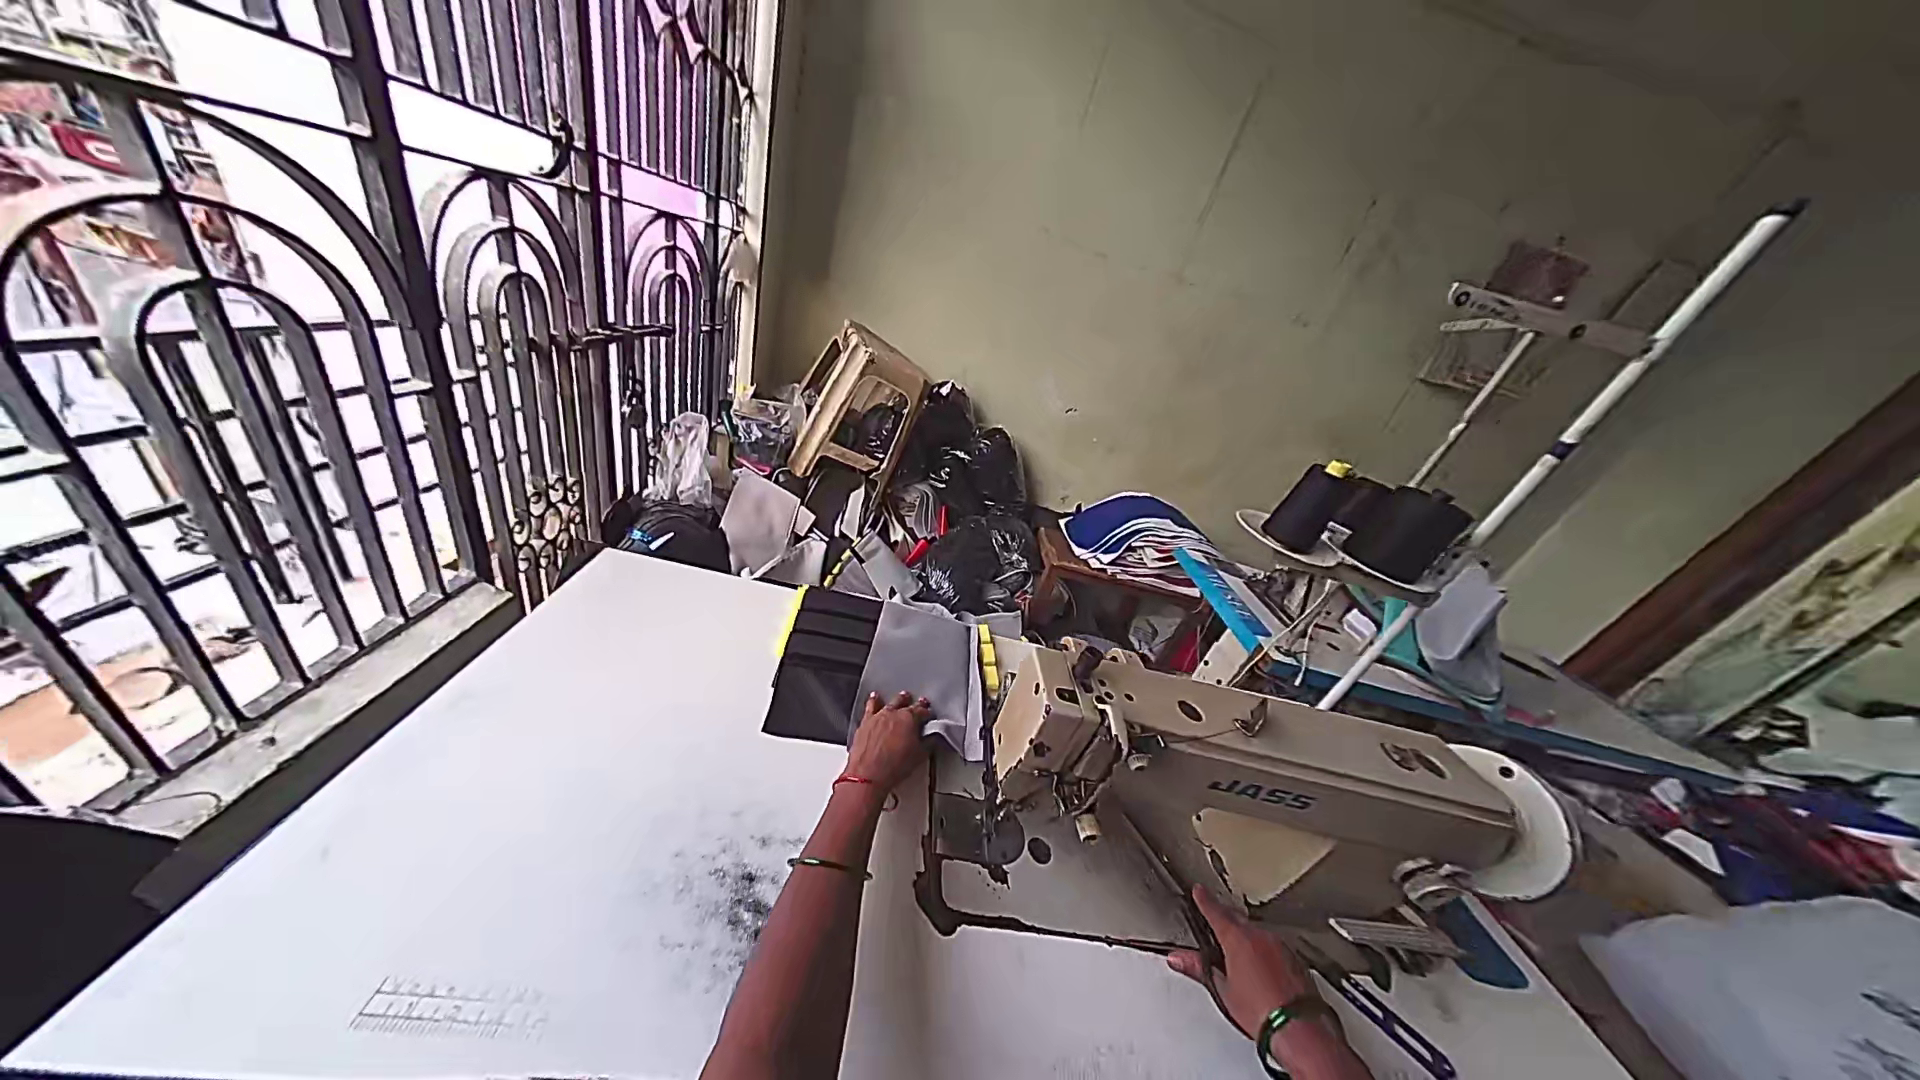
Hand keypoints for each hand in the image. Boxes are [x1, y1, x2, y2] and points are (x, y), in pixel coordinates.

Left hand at [845, 692, 931, 793]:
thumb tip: (931, 738)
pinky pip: (870, 707)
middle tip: (919, 703)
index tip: (929, 715)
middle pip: (906, 704)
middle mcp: (894, 713)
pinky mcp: (865, 722)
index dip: (927, 713)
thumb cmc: (893, 766)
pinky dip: (874, 701)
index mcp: (910, 719)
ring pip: (890, 702)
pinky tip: (875, 697)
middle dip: (914, 704)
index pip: (922, 711)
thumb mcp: (919, 756)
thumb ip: (927, 743)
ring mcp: (878, 716)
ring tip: (902, 696)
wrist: (868, 775)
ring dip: (897, 700)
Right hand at [1168, 885, 1320, 1037]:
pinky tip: (1263, 968)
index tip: (1199, 891)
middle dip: (1225, 918)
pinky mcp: (1296, 959)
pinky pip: (1275, 946)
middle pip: (1237, 918)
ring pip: (1258, 932)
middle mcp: (1260, 936)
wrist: (1301, 1032)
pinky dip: (1265, 951)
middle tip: (1216, 920)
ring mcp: (1280, 946)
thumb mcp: (1223, 990)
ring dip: (1247, 937)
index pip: (1215, 911)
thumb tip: (1178, 959)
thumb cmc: (1263, 1013)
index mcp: (1237, 938)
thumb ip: (1198, 968)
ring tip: (1240, 955)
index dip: (1204, 900)